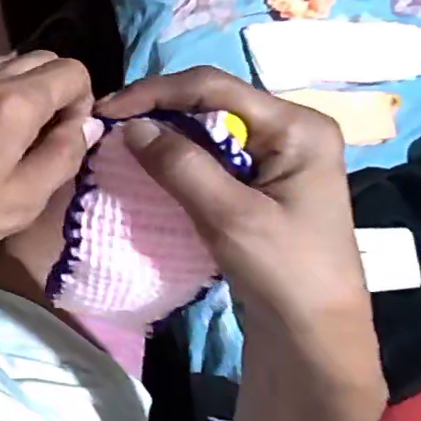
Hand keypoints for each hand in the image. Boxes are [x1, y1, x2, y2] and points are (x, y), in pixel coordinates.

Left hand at [0, 52, 96, 277]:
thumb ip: (64, 154)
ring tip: (3, 136)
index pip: (73, 71)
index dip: (81, 102)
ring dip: (19, 91)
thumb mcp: (24, 199)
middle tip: (38, 138)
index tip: (64, 137)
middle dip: (53, 92)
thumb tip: (85, 125)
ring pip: (5, 64)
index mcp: (14, 100)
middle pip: (41, 60)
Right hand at [99, 67, 384, 410]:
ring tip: (118, 138)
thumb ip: (182, 165)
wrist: (313, 332)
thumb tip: (130, 126)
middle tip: (106, 124)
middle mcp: (288, 128)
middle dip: (154, 107)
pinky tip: (146, 160)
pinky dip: (173, 151)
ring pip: (205, 123)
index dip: (154, 93)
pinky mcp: (258, 176)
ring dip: (161, 128)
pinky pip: (207, 150)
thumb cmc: (284, 271)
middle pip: (209, 99)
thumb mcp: (230, 216)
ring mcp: (275, 152)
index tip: (106, 112)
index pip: (213, 88)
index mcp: (297, 127)